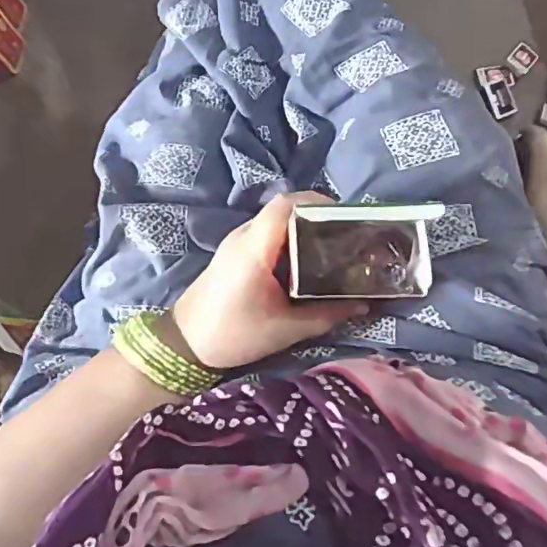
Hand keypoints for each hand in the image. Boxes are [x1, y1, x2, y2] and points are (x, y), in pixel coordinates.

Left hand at [171, 191, 367, 368]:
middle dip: (318, 219)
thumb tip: (363, 306)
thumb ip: (326, 315)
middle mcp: (244, 236)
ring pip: (276, 223)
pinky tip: (307, 265)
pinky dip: (289, 243)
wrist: (184, 343)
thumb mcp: (285, 329)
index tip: (346, 218)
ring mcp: (236, 243)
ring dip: (303, 232)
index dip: (318, 203)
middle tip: (347, 238)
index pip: (286, 205)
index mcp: (254, 247)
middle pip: (285, 211)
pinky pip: (267, 236)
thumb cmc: (233, 334)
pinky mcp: (234, 254)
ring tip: (333, 251)